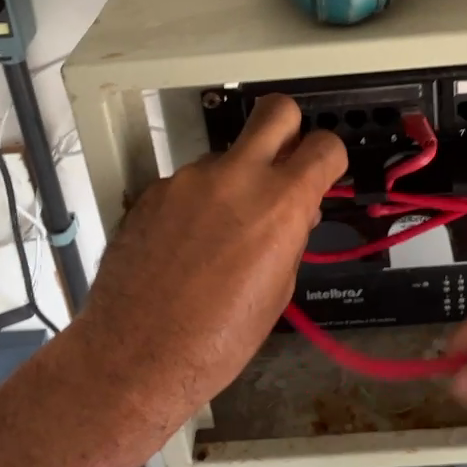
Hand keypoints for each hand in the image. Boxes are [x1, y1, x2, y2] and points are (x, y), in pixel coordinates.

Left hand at [76, 95, 344, 423]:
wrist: (135, 356)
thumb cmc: (213, 340)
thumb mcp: (277, 292)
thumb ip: (290, 239)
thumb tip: (294, 214)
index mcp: (279, 204)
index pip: (324, 145)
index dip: (330, 157)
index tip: (324, 168)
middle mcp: (235, 178)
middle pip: (275, 111)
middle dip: (288, 127)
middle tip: (284, 159)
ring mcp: (190, 179)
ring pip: (227, 154)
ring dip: (235, 178)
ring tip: (223, 231)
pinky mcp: (155, 190)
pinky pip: (190, 182)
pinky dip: (197, 202)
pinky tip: (189, 243)